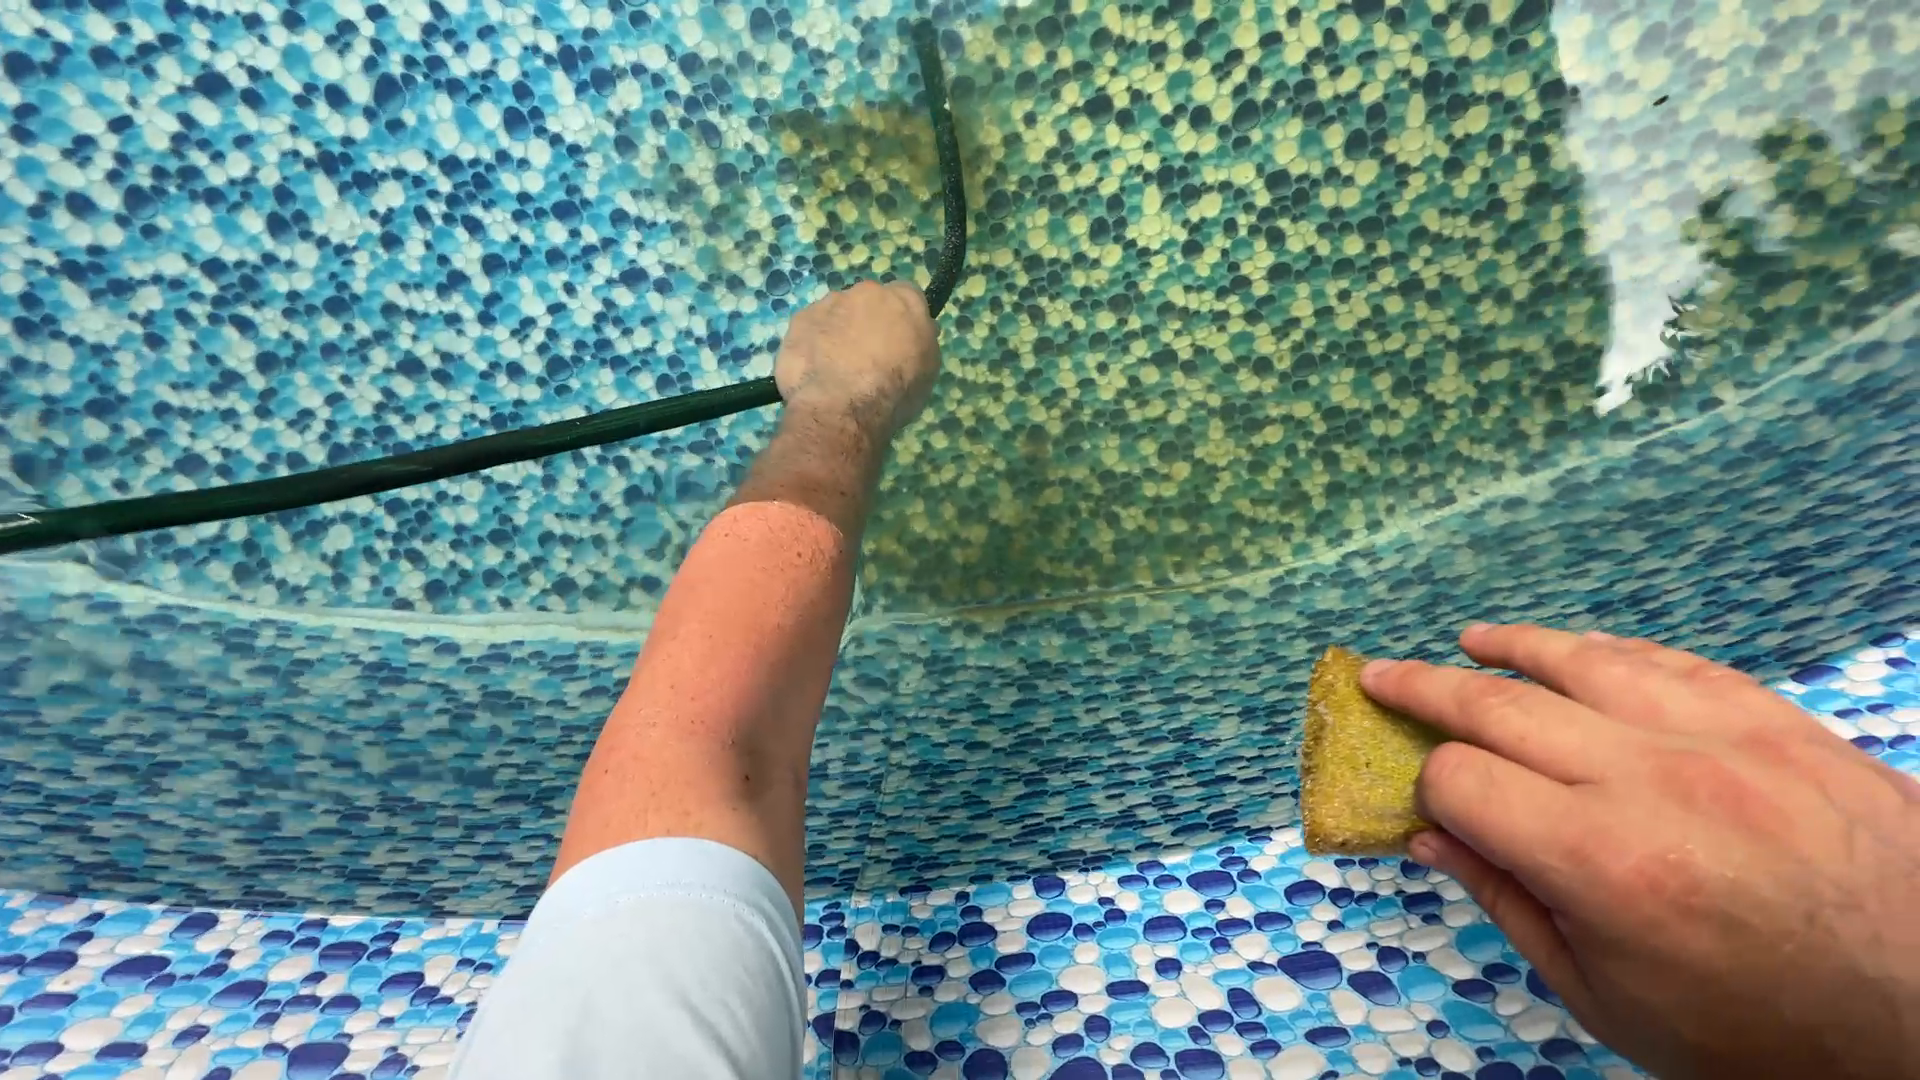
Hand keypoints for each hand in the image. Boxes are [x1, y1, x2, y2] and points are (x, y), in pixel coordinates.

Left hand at [775, 281, 939, 438]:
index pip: (908, 295)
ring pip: (837, 313)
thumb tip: (915, 332)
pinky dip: (813, 344)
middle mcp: (865, 291)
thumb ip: (921, 341)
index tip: (900, 340)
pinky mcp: (799, 321)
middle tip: (868, 358)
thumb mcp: (928, 370)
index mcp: (903, 300)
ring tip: (837, 368)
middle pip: (869, 301)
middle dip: (868, 322)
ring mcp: (828, 303)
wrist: (842, 407)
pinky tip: (815, 371)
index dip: (903, 317)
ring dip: (839, 331)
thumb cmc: (896, 392)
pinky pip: (810, 328)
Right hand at [1361, 624, 1919, 1079]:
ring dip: (1509, 646)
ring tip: (1468, 640)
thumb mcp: (1603, 996)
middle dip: (1421, 687)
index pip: (1458, 779)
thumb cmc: (1753, 1034)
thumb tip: (1424, 835)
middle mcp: (1652, 783)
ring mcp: (1727, 743)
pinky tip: (1576, 649)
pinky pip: (1674, 663)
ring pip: (1581, 661)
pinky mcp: (1786, 727)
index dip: (1427, 787)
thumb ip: (1502, 900)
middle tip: (1381, 675)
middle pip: (1496, 705)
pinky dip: (1608, 649)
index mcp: (1600, 862)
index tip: (1429, 804)